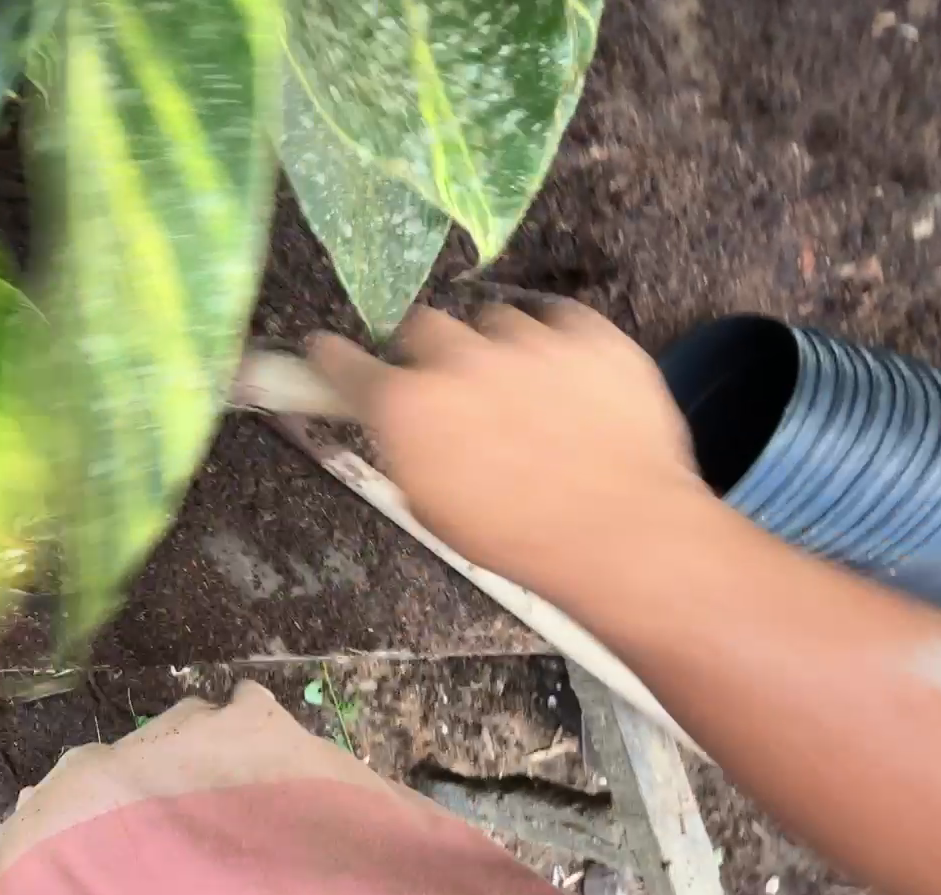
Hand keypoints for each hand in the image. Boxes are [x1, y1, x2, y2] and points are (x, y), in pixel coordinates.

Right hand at [312, 301, 713, 599]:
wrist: (614, 529)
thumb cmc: (503, 531)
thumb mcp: (422, 498)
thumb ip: (403, 445)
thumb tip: (400, 424)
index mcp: (404, 406)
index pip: (346, 362)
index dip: (331, 355)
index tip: (326, 349)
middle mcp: (456, 361)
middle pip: (421, 324)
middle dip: (422, 348)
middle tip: (438, 376)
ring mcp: (527, 343)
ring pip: (492, 320)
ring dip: (488, 345)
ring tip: (510, 378)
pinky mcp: (592, 338)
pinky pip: (558, 318)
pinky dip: (548, 339)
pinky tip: (556, 370)